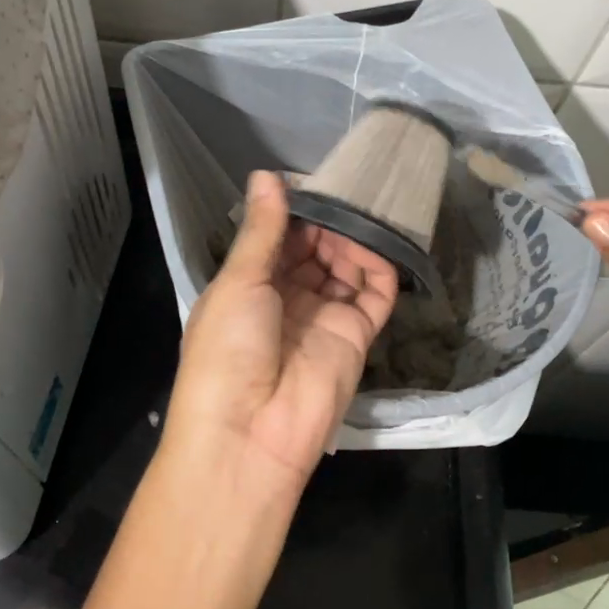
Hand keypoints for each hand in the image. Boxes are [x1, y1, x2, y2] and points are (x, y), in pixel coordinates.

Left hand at [166, 171, 399, 495]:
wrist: (249, 433)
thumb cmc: (227, 350)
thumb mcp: (238, 282)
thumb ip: (262, 231)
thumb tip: (267, 175)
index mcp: (248, 286)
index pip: (278, 240)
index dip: (294, 212)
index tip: (313, 180)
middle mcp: (287, 299)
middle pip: (315, 250)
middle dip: (327, 222)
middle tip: (345, 189)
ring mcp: (323, 318)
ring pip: (347, 267)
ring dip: (353, 240)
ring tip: (362, 214)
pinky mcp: (356, 336)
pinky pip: (375, 295)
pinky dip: (381, 268)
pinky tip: (379, 243)